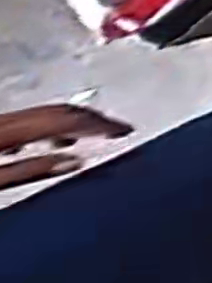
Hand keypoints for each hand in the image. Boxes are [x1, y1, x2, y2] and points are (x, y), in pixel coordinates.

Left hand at [0, 103, 131, 189]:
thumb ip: (36, 171)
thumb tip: (79, 161)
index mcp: (16, 131)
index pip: (74, 119)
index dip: (106, 123)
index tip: (128, 129)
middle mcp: (11, 122)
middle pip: (61, 112)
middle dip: (94, 118)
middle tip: (118, 127)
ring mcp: (0, 125)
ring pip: (44, 114)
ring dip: (72, 122)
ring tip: (88, 133)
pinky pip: (27, 121)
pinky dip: (47, 127)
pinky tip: (46, 140)